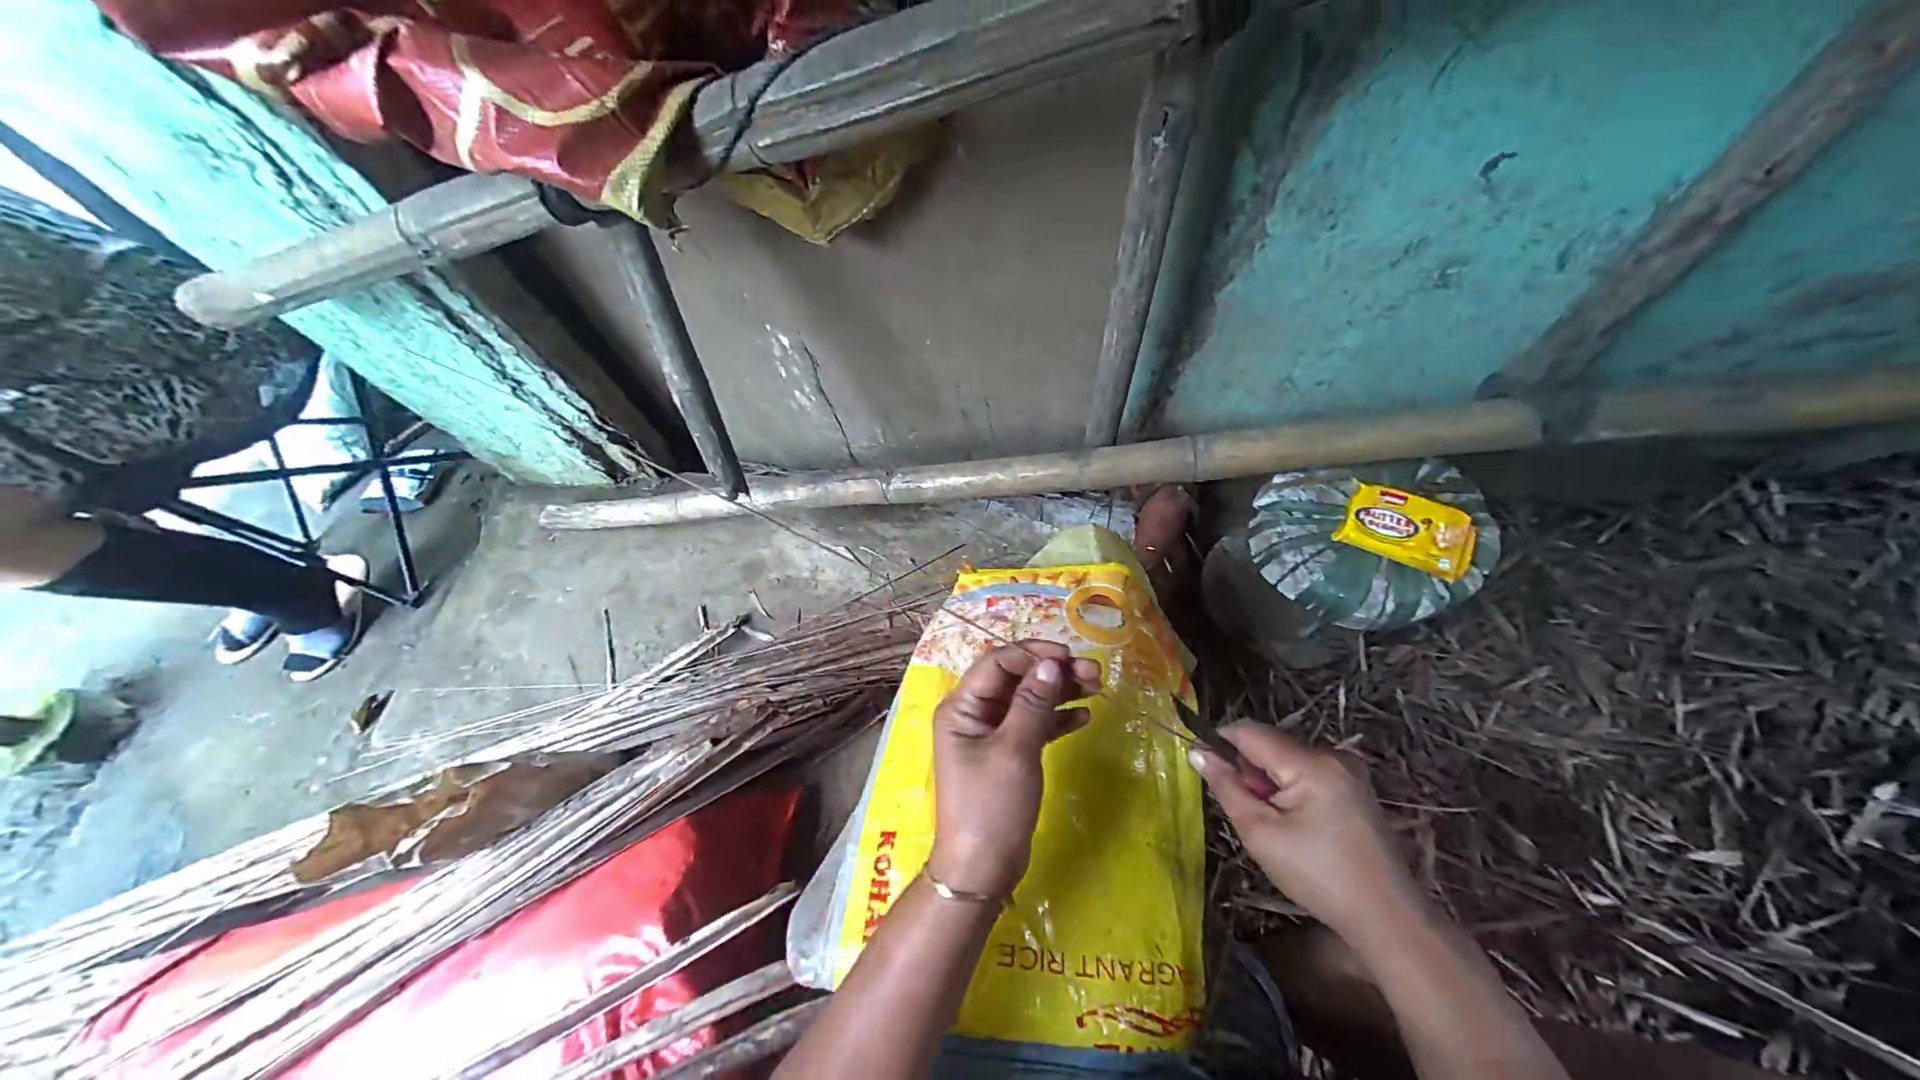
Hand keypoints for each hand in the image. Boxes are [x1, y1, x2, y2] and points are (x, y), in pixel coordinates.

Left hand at [927, 642, 1100, 896]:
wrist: (982, 870)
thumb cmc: (991, 807)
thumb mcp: (1015, 751)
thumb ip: (1033, 704)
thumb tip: (1051, 663)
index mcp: (962, 707)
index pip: (997, 663)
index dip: (1033, 654)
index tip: (1069, 656)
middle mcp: (973, 714)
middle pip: (1015, 678)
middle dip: (1052, 671)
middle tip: (1093, 672)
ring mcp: (990, 735)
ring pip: (1027, 700)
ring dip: (1059, 691)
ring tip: (1096, 687)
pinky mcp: (1007, 755)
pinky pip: (1033, 725)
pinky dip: (1056, 718)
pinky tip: (1083, 716)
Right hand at [1189, 723, 1422, 935]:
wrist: (1387, 917)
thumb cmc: (1317, 876)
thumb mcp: (1260, 833)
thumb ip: (1227, 787)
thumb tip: (1198, 753)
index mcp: (1310, 763)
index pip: (1249, 731)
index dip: (1219, 743)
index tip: (1203, 767)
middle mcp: (1332, 754)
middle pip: (1269, 744)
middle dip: (1247, 768)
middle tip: (1246, 811)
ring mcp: (1348, 769)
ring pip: (1286, 758)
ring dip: (1267, 780)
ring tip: (1272, 823)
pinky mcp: (1354, 786)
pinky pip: (1307, 771)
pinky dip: (1289, 787)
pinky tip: (1294, 823)